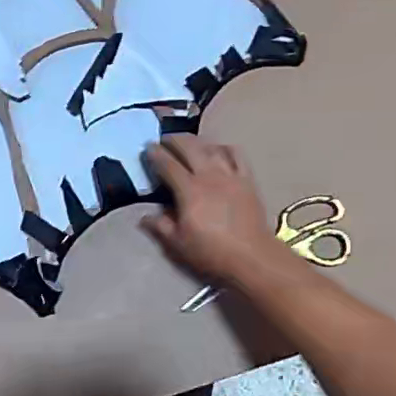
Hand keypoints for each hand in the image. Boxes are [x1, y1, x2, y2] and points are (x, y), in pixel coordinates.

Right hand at [141, 136, 285, 286]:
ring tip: (189, 142)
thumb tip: (144, 217)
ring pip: (211, 147)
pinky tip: (219, 150)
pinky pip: (236, 155)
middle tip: (164, 139)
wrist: (251, 256)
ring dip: (197, 141)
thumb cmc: (211, 252)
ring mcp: (230, 175)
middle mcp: (209, 176)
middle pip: (189, 147)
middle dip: (174, 139)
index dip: (156, 154)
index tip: (148, 148)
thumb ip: (160, 226)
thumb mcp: (178, 244)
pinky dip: (225, 148)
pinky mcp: (247, 179)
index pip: (168, 164)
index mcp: (189, 190)